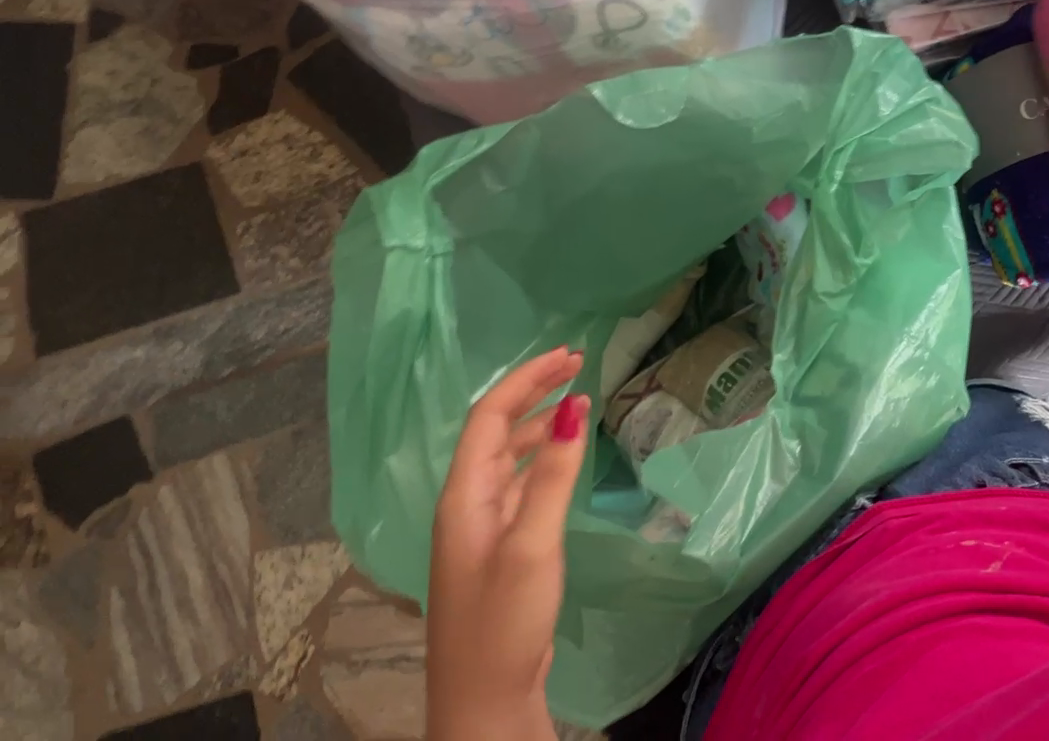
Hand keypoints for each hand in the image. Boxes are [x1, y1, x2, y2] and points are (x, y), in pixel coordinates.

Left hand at [427, 347, 589, 740]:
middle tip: (578, 363)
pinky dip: (546, 456)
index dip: (526, 380)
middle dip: (534, 390)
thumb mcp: (533, 543)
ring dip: (542, 421)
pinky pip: (521, 480)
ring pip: (509, 454)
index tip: (571, 356)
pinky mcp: (501, 544)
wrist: (485, 696)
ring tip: (580, 400)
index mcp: (464, 496)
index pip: (490, 417)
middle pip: (496, 429)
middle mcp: (467, 502)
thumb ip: (554, 474)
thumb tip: (576, 408)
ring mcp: (482, 525)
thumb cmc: (505, 620)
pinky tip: (567, 454)